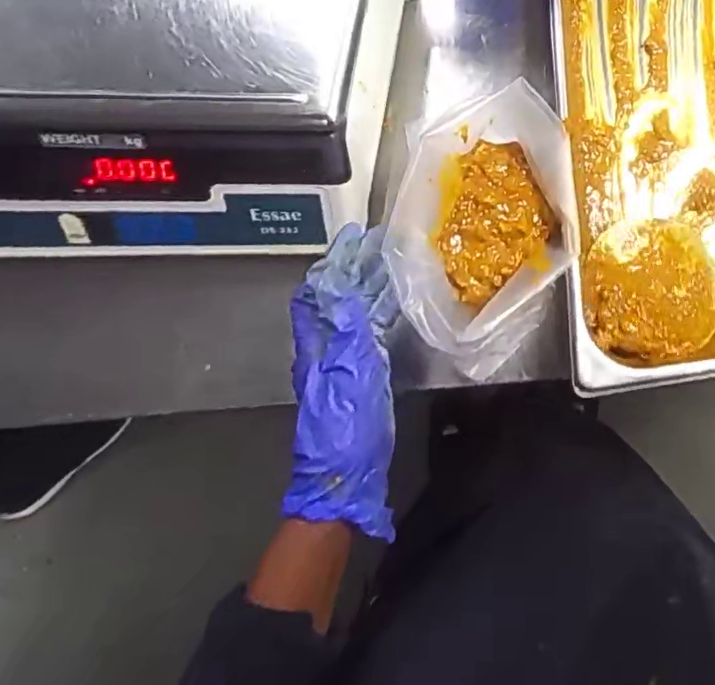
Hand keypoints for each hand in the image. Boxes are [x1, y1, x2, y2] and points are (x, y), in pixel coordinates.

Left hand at [284, 223, 398, 539]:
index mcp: (318, 346)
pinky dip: (380, 309)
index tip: (356, 237)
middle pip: (338, 296)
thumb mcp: (347, 380)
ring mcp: (342, 362)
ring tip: (391, 262)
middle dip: (356, 267)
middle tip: (380, 242)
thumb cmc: (344, 430)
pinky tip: (396, 303)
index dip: (335, 262)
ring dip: (369, 284)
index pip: (319, 292)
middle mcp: (326, 348)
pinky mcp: (360, 375)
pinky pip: (368, 330)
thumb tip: (343, 292)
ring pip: (354, 311)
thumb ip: (347, 336)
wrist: (344, 477)